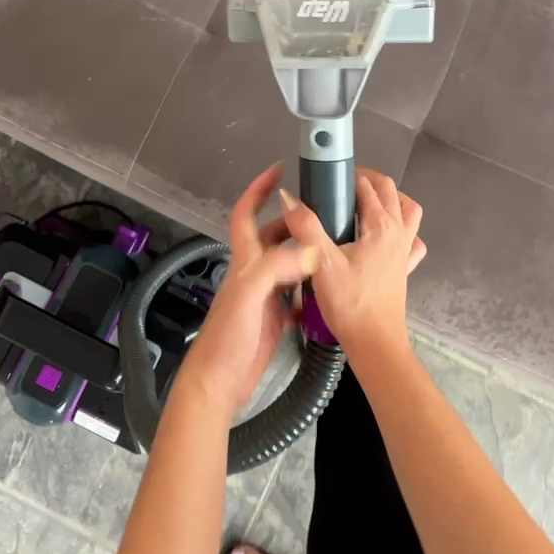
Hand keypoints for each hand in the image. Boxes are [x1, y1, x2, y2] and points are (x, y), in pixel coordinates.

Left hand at [172, 165, 317, 415]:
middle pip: (273, 238)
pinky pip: (297, 296)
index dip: (258, 190)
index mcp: (244, 261)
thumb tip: (313, 251)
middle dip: (295, 222)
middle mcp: (253, 274)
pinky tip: (329, 289)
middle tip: (325, 213)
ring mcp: (264, 297)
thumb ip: (277, 267)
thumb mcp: (249, 294)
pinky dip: (312, 289)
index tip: (278, 169)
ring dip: (307, 253)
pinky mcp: (274, 319)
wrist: (218, 384)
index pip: (246, 215)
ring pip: (288, 265)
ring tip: (335, 244)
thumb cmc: (228, 337)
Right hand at [281, 169, 426, 356]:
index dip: (347, 176)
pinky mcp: (405, 270)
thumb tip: (287, 197)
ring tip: (366, 204)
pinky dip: (404, 231)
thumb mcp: (321, 262)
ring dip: (391, 200)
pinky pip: (413, 241)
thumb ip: (305, 226)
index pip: (367, 185)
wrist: (374, 343)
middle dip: (369, 181)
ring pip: (409, 211)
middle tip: (343, 185)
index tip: (326, 179)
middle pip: (391, 191)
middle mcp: (400, 232)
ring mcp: (406, 251)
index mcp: (382, 225)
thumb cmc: (350, 302)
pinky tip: (387, 238)